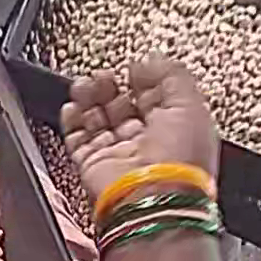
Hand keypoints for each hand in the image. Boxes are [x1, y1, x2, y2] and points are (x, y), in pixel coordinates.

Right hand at [61, 57, 218, 202]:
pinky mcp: (93, 168)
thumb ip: (169, 75)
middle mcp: (143, 144)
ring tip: (83, 84)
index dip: (142, 78)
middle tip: (101, 73)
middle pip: (120, 108)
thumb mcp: (189, 101)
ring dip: (88, 100)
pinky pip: (77, 143)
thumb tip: (147, 62)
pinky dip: (71, 123)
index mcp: (173, 128)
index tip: (133, 66)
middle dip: (110, 88)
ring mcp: (116, 156)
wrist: (151, 198)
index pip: (152, 97)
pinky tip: (71, 106)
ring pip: (97, 122)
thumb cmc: (178, 160)